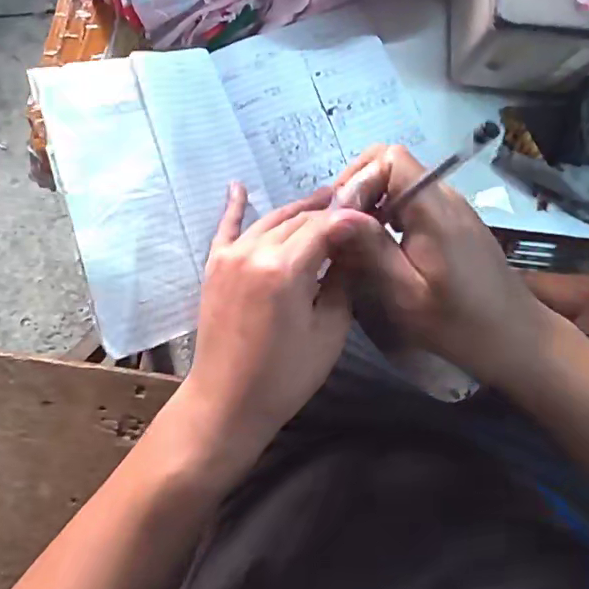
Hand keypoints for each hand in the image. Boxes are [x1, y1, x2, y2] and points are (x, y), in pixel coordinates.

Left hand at [180, 182, 374, 463]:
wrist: (226, 402)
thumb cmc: (285, 375)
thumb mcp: (329, 331)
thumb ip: (341, 280)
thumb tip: (351, 247)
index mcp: (285, 269)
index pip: (325, 227)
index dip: (352, 220)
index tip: (373, 218)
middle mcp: (255, 252)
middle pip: (299, 220)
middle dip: (328, 212)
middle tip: (355, 208)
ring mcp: (230, 256)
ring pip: (271, 219)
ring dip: (297, 209)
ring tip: (323, 198)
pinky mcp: (214, 266)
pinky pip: (226, 228)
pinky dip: (235, 206)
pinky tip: (239, 186)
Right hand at [331, 147, 561, 390]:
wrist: (515, 338)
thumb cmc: (458, 322)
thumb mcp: (405, 291)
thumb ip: (371, 248)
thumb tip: (336, 214)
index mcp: (433, 208)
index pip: (390, 158)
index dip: (359, 179)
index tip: (342, 216)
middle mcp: (444, 197)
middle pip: (393, 163)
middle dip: (360, 186)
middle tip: (341, 223)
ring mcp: (452, 208)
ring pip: (402, 181)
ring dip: (373, 200)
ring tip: (354, 236)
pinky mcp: (454, 222)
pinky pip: (414, 200)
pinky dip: (390, 212)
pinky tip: (381, 244)